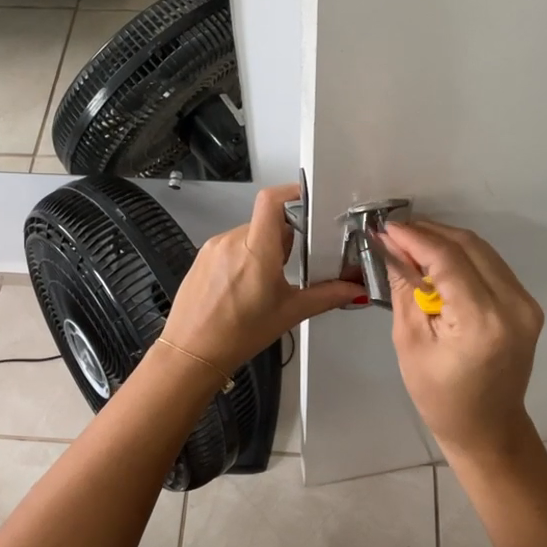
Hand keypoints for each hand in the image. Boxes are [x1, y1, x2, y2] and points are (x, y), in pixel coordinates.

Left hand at [160, 184, 366, 376]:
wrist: (192, 353)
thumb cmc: (239, 334)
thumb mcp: (289, 313)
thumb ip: (326, 295)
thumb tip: (355, 289)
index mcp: (256, 249)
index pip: (272, 200)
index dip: (291, 192)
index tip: (307, 200)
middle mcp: (232, 240)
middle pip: (265, 221)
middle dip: (283, 235)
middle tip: (294, 261)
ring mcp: (213, 247)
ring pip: (248, 234)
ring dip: (262, 247)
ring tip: (267, 280)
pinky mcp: (201, 257)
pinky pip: (229, 245)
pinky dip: (242, 257)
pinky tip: (245, 286)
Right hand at [382, 220, 544, 459]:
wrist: (488, 429)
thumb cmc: (440, 396)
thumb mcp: (410, 342)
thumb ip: (404, 287)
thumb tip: (390, 244)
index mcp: (483, 321)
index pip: (448, 259)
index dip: (415, 238)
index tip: (386, 228)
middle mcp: (513, 305)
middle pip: (468, 246)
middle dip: (429, 233)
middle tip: (395, 233)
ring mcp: (525, 303)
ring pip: (481, 250)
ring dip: (445, 241)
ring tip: (411, 243)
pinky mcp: (526, 304)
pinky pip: (491, 264)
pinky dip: (462, 255)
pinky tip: (436, 260)